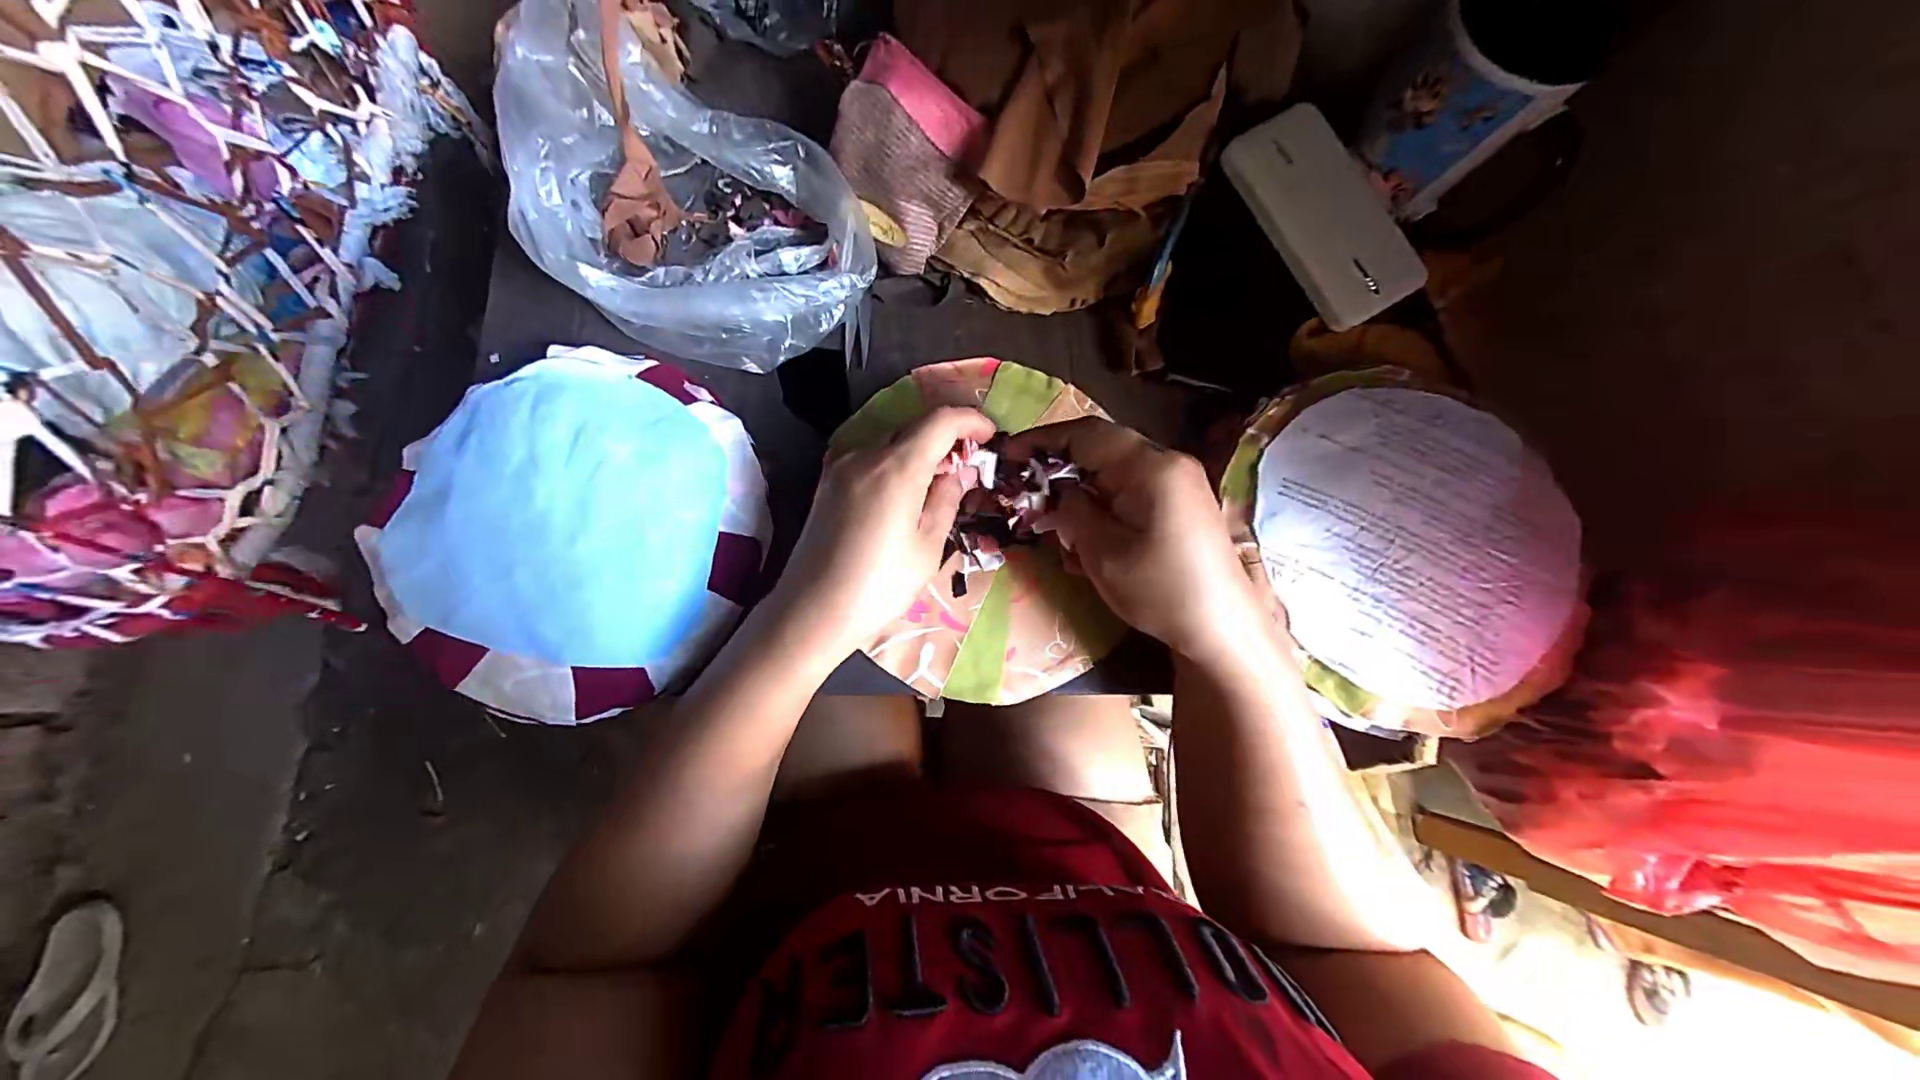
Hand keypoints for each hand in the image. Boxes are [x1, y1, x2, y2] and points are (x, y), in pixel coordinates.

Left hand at [775, 406, 997, 655]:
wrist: (813, 610)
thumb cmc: (880, 586)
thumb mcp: (928, 548)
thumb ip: (947, 500)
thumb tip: (960, 472)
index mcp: (897, 468)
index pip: (940, 421)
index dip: (970, 420)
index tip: (989, 435)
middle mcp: (866, 455)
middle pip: (914, 426)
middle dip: (946, 436)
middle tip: (967, 464)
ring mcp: (841, 466)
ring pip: (890, 440)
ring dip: (918, 449)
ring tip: (937, 480)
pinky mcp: (826, 482)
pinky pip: (869, 457)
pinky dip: (893, 461)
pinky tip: (902, 490)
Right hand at [1004, 417, 1266, 662]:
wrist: (1222, 630)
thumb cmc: (1161, 590)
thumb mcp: (1103, 552)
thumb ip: (1073, 511)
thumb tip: (1056, 490)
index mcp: (1152, 467)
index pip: (1088, 434)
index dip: (1043, 440)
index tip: (1009, 455)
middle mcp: (1168, 464)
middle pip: (1102, 450)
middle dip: (1059, 470)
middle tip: (1026, 495)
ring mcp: (1177, 485)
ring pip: (1113, 474)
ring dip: (1079, 494)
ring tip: (1054, 527)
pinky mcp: (1178, 507)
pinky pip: (1130, 495)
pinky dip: (1102, 509)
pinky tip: (1084, 544)